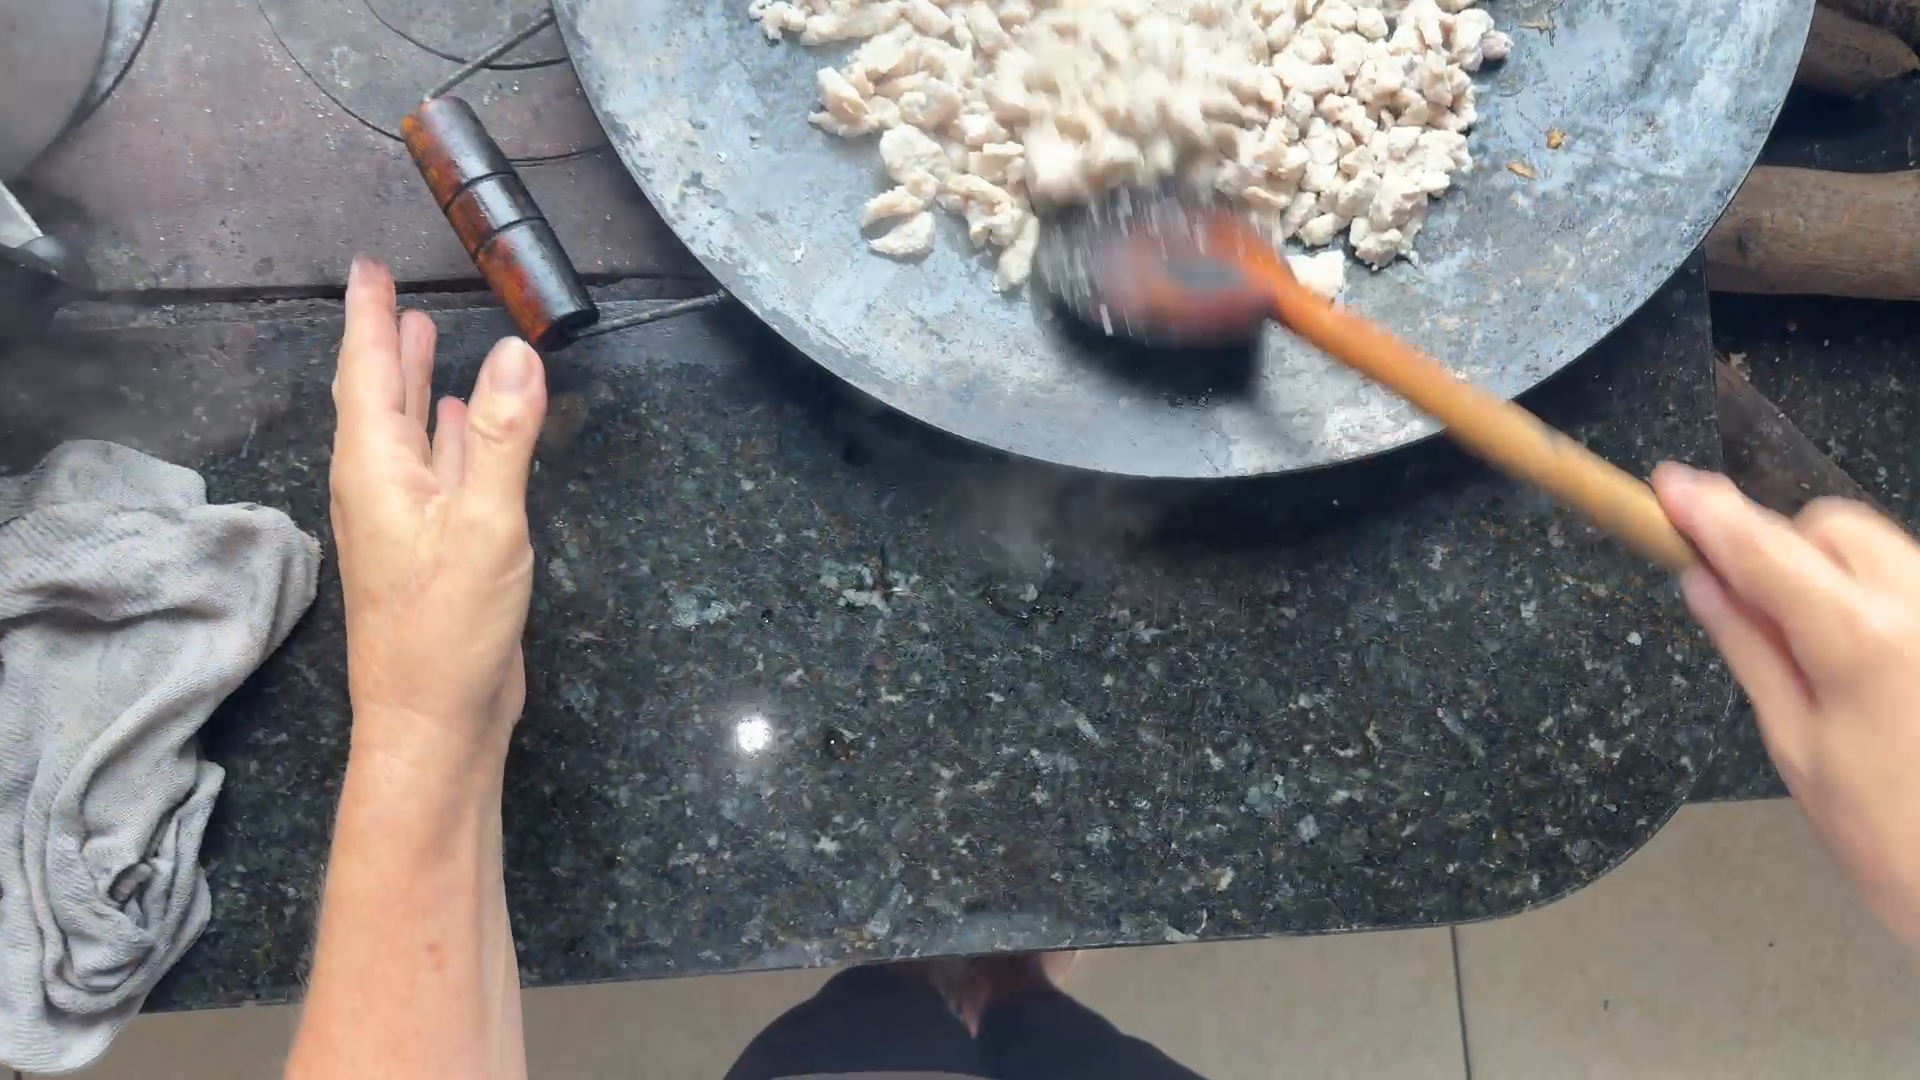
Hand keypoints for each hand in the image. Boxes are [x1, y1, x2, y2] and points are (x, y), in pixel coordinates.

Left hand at [329, 257, 547, 767]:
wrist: (438, 710)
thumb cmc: (450, 620)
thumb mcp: (485, 523)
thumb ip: (504, 439)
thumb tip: (519, 353)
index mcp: (378, 471)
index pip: (367, 375)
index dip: (369, 319)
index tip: (369, 269)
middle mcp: (386, 486)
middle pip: (382, 400)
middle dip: (390, 346)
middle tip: (400, 298)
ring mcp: (414, 517)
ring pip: (414, 435)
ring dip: (423, 388)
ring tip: (433, 345)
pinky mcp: (443, 543)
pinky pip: (444, 469)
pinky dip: (456, 438)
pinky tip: (469, 427)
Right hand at [1655, 464, 1919, 947]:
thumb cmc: (1893, 838)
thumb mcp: (1796, 747)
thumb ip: (1753, 651)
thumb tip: (1702, 582)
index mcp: (1869, 647)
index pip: (1768, 554)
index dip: (1712, 514)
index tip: (1669, 483)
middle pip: (1839, 528)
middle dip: (1780, 539)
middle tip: (1737, 582)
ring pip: (1888, 549)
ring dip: (1828, 565)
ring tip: (1804, 628)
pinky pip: (1916, 587)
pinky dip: (1872, 594)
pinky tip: (1859, 648)